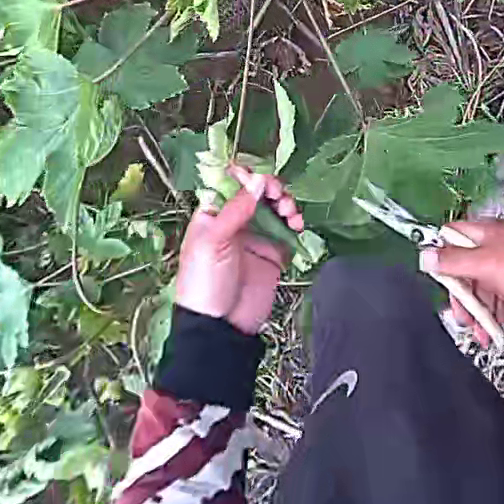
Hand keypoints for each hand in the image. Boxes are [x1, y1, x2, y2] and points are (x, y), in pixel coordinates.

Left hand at [175, 166, 303, 334]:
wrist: (221, 327)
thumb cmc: (206, 282)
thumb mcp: (213, 242)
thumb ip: (236, 209)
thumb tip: (259, 180)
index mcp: (215, 214)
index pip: (232, 185)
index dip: (247, 176)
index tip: (260, 177)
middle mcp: (237, 221)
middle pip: (258, 192)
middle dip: (271, 188)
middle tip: (278, 194)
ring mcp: (257, 235)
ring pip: (276, 207)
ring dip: (286, 203)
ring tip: (290, 212)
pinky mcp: (274, 252)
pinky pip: (288, 229)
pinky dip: (295, 222)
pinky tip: (297, 225)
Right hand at [420, 220, 503, 346]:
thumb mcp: (486, 265)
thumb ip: (454, 261)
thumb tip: (424, 254)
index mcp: (483, 232)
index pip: (451, 237)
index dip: (442, 258)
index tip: (442, 283)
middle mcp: (495, 243)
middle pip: (466, 266)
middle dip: (462, 295)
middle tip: (462, 319)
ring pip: (485, 284)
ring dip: (480, 310)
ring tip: (482, 335)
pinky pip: (502, 294)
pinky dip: (498, 311)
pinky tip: (499, 329)